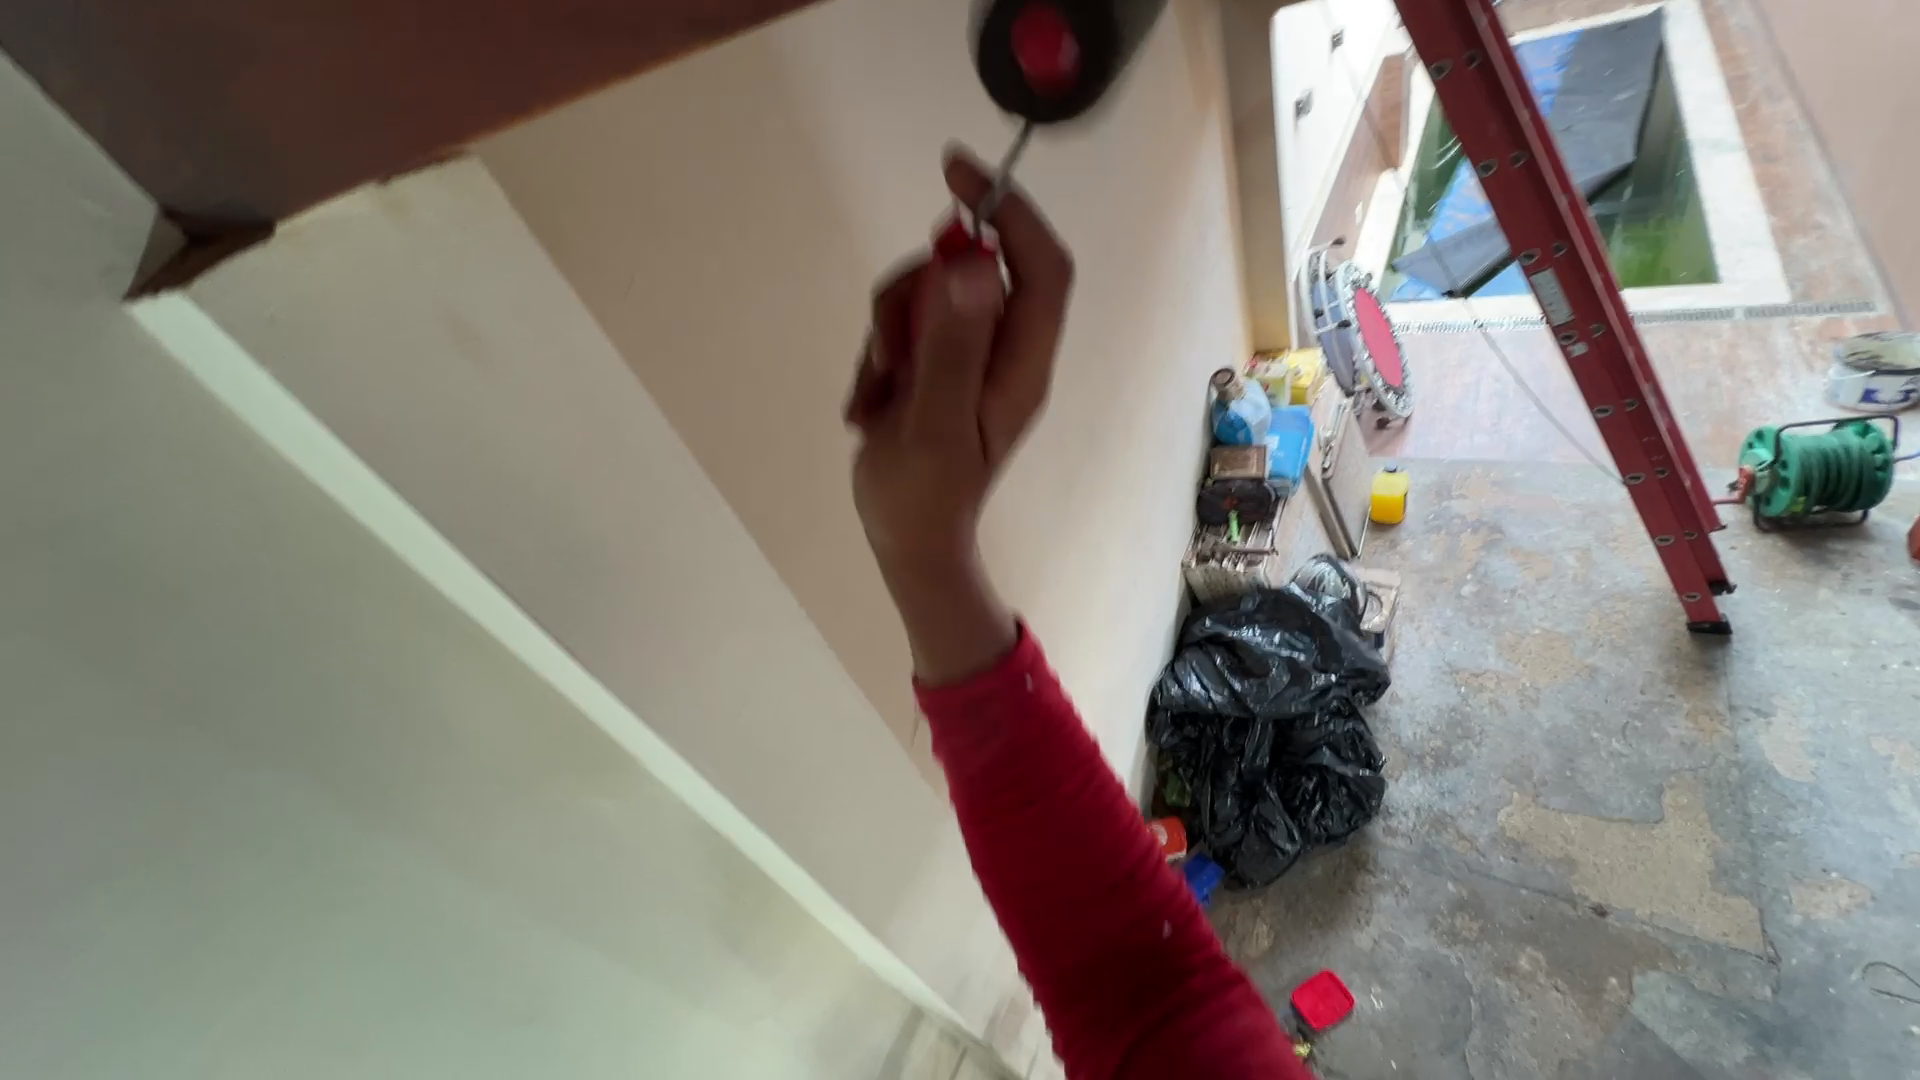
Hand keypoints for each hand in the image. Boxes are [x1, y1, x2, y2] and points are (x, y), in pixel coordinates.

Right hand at [844, 147, 1073, 682]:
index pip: (1039, 266)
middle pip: (966, 272)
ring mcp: (965, 356)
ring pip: (925, 295)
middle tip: (888, 352)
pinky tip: (869, 408)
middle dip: (915, 296)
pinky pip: (902, 326)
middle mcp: (1001, 351)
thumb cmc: (925, 500)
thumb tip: (974, 264)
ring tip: (875, 397)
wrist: (906, 541)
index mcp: (1021, 365)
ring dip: (886, 334)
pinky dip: (876, 357)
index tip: (956, 177)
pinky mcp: (933, 365)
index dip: (1008, 213)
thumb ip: (953, 349)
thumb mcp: (935, 427)